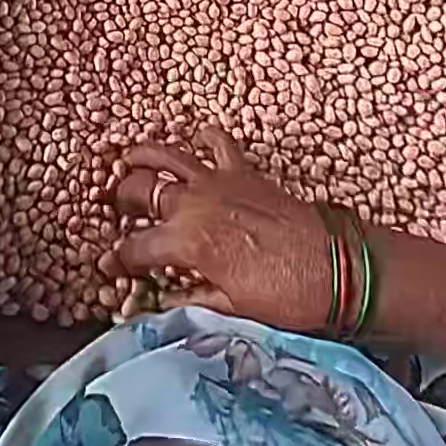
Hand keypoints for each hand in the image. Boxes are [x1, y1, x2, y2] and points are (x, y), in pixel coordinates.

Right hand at [106, 128, 333, 331]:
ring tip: (130, 158)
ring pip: (167, 154)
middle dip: (122, 199)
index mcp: (186, 241)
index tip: (108, 264)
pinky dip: (204, 137)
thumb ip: (191, 298)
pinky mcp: (240, 170)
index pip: (136, 247)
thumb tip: (163, 299)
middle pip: (140, 189)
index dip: (118, 257)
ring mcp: (216, 180)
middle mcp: (192, 203)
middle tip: (118, 210)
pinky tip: (197, 138)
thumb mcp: (232, 308)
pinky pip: (216, 143)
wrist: (336, 267)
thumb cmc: (285, 295)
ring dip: (144, 154)